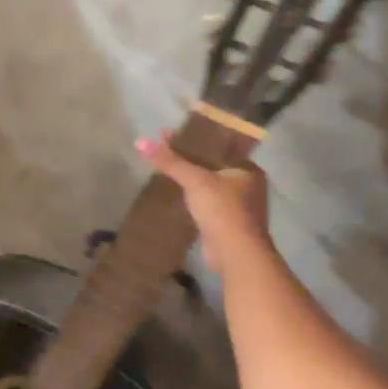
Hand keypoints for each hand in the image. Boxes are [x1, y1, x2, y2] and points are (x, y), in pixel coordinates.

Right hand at [136, 129, 270, 264]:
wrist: (236, 254)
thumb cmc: (222, 210)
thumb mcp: (194, 180)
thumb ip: (169, 161)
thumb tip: (140, 142)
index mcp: (247, 169)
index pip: (218, 146)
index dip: (194, 138)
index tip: (170, 133)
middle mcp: (247, 185)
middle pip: (211, 164)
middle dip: (187, 157)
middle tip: (162, 148)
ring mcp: (238, 205)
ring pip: (208, 184)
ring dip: (188, 177)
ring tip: (163, 166)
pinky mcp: (226, 223)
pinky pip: (205, 201)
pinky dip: (190, 196)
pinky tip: (173, 191)